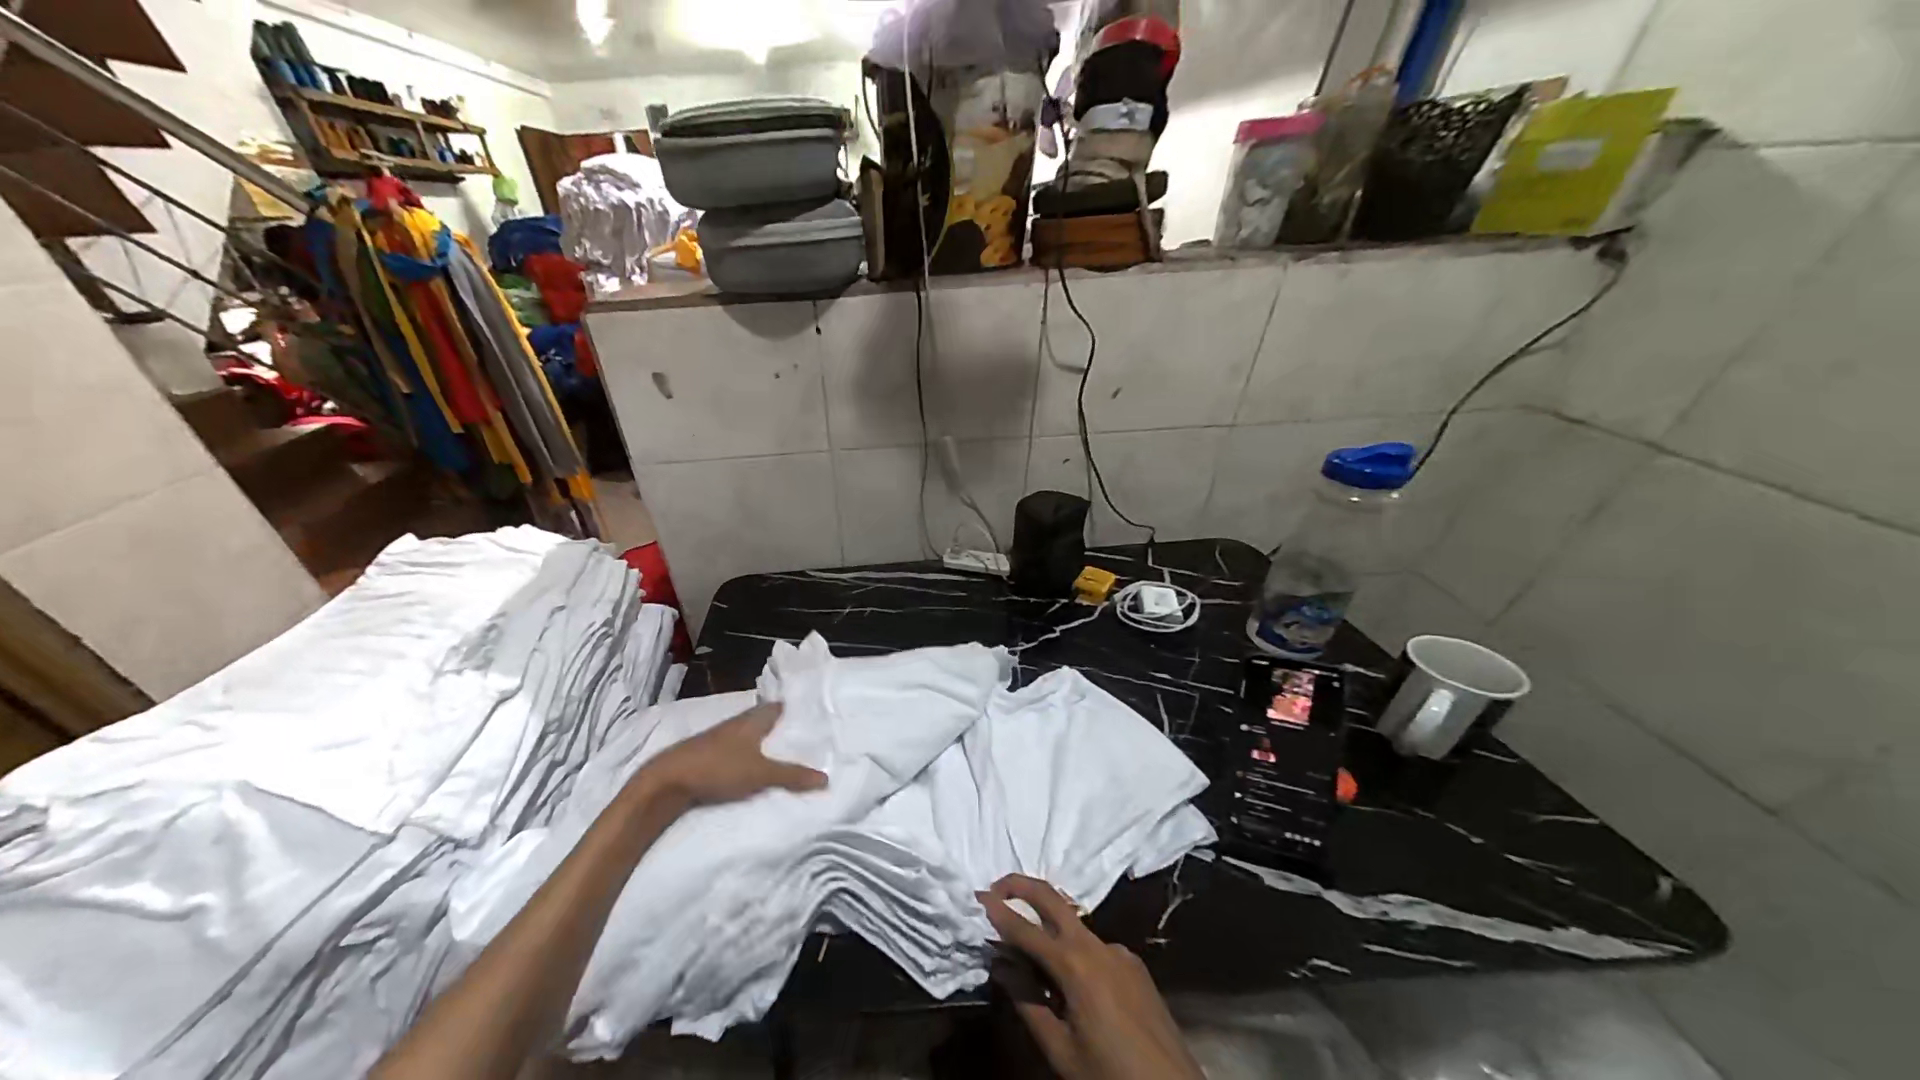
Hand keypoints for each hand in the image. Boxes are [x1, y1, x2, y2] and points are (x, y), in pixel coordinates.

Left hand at [635, 703, 827, 808]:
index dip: (793, 710)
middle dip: (779, 728)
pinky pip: (735, 751)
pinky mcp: (706, 756)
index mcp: (751, 720)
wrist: (666, 782)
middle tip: (801, 737)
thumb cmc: (718, 768)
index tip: (810, 716)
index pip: (776, 707)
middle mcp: (736, 724)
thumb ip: (792, 776)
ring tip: (783, 754)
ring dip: (762, 743)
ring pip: (747, 736)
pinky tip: (753, 768)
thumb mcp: (761, 773)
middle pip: (762, 720)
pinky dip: (747, 756)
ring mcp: (718, 739)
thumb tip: (826, 778)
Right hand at [979, 875, 1203, 1079]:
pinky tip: (1071, 986)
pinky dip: (1074, 952)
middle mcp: (1098, 946)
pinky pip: (1095, 949)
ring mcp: (1120, 953)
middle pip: (1054, 900)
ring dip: (1048, 927)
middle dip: (1022, 887)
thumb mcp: (1060, 1050)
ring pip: (1075, 928)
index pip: (1026, 930)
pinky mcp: (1134, 966)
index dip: (999, 912)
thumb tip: (1003, 967)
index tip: (977, 896)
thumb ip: (1028, 1004)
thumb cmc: (1111, 1076)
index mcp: (1075, 966)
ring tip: (1029, 958)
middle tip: (996, 889)